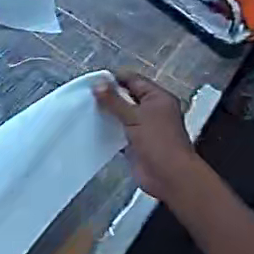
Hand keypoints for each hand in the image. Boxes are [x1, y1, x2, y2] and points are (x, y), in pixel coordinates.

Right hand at [93, 70, 204, 200]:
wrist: (168, 175)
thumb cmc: (159, 142)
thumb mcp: (134, 117)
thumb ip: (114, 100)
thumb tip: (98, 84)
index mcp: (158, 98)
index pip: (133, 80)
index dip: (114, 78)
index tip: (92, 81)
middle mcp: (152, 110)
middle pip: (126, 96)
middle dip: (108, 96)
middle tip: (85, 96)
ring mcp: (144, 126)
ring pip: (121, 114)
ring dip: (106, 113)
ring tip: (85, 110)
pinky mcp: (135, 141)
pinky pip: (118, 130)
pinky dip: (107, 129)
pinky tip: (92, 128)